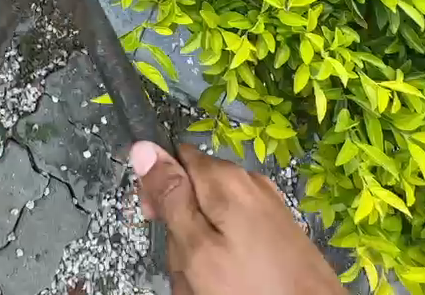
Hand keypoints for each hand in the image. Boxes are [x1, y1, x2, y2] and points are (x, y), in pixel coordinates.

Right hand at [130, 141, 345, 294]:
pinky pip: (240, 234)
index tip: (157, 221)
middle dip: (184, 229)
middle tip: (190, 268)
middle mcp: (247, 182)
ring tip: (211, 287)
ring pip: (216, 219)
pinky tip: (233, 285)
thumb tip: (142, 145)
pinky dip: (230, 257)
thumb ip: (170, 197)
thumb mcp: (197, 248)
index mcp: (224, 178)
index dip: (160, 188)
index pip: (174, 157)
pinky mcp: (282, 232)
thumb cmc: (252, 290)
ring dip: (205, 250)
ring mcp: (268, 207)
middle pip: (195, 192)